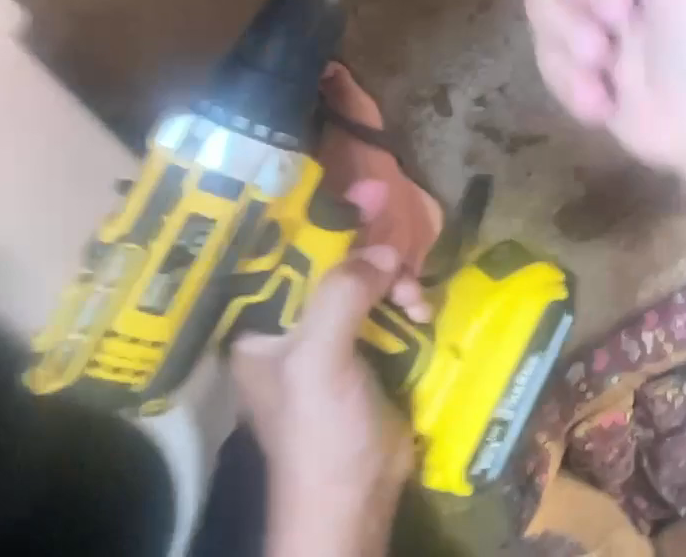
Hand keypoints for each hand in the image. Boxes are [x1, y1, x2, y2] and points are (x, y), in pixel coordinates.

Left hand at [230, 232, 410, 556]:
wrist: (358, 498)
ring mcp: (335, 335)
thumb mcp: (318, 362)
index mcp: (263, 325)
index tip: (347, 187)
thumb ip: (342, 297)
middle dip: (363, 242)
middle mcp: (294, 324)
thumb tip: (384, 253)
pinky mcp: (371, 347)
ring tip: (414, 298)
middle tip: (389, 203)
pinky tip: (422, 313)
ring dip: (396, 277)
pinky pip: (391, 303)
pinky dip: (409, 299)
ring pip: (367, 277)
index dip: (314, 217)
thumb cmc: (321, 433)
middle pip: (330, 259)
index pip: (281, 254)